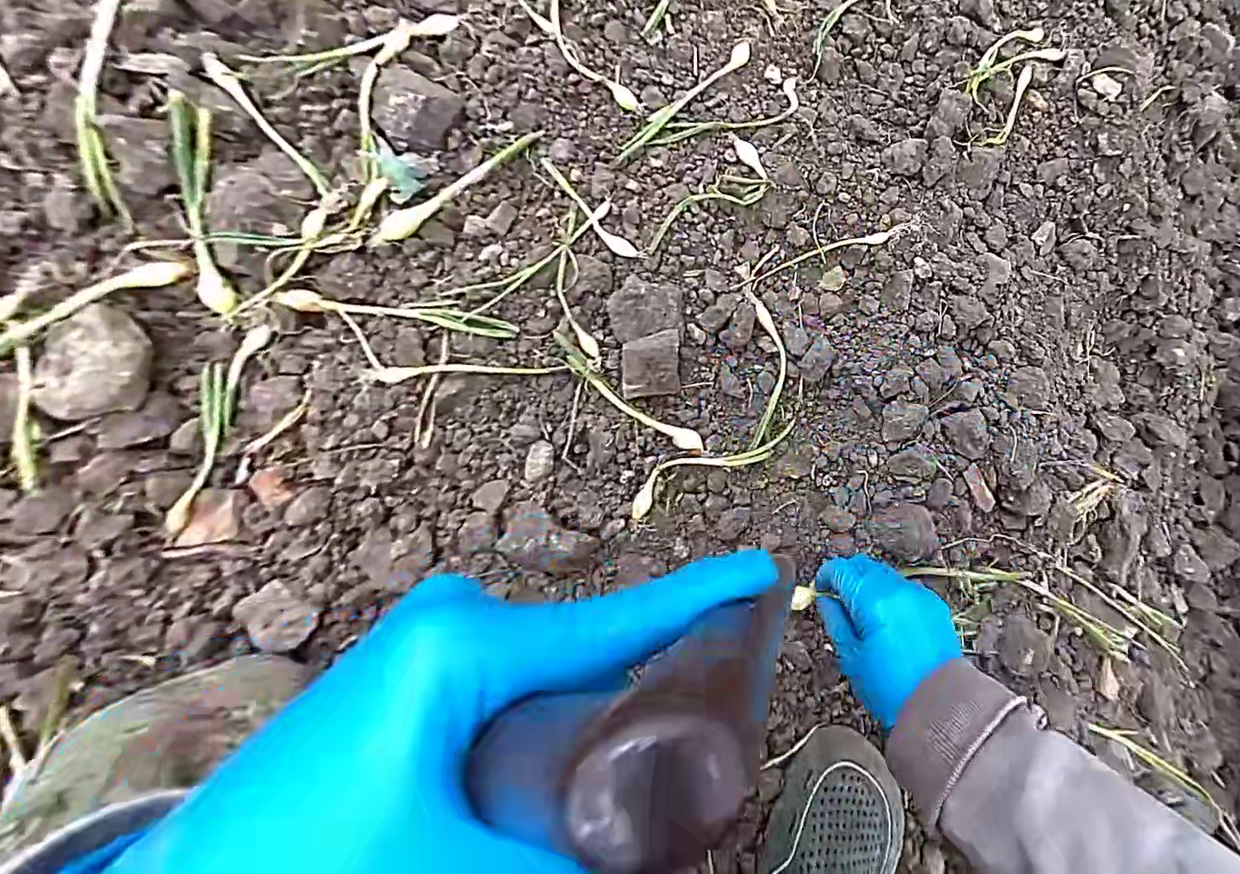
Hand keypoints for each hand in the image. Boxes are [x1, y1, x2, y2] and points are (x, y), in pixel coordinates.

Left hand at [107, 551, 779, 873]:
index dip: (702, 594)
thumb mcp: (446, 873)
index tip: (765, 569)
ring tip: (645, 733)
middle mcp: (460, 616)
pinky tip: (577, 737)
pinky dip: (565, 699)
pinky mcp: (425, 661)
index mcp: (467, 644)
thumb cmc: (299, 873)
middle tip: (711, 693)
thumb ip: (558, 865)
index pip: (616, 620)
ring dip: (609, 691)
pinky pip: (527, 670)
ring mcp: (438, 634)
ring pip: (561, 661)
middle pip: (594, 643)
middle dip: (657, 665)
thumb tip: (658, 862)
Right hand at [815, 555, 962, 727]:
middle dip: (848, 577)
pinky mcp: (933, 603)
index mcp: (874, 600)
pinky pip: (906, 589)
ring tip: (863, 615)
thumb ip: (836, 620)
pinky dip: (892, 596)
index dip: (826, 575)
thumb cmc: (891, 687)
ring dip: (870, 585)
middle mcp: (899, 589)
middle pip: (865, 566)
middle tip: (838, 600)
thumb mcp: (851, 656)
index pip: (843, 569)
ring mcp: (919, 593)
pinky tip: (888, 620)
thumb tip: (825, 599)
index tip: (820, 588)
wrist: (937, 701)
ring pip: (886, 575)